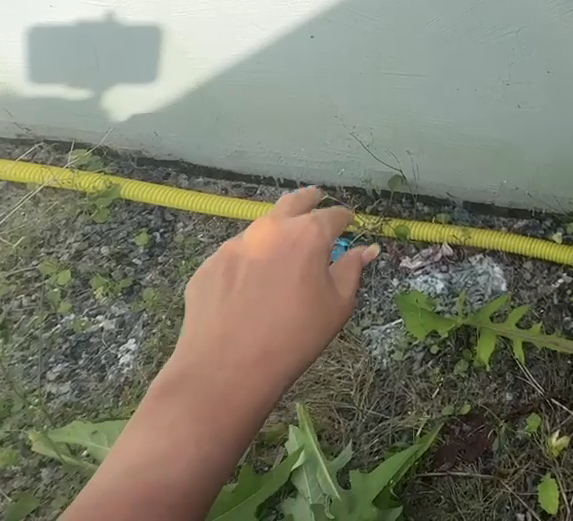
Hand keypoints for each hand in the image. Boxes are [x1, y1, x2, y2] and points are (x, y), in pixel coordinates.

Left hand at [169, 186, 379, 403]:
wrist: (222, 373)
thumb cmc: (294, 337)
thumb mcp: (338, 304)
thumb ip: (352, 269)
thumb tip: (366, 249)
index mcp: (309, 234)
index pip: (334, 214)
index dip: (345, 220)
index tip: (348, 227)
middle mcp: (271, 230)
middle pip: (293, 201)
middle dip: (309, 199)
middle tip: (316, 200)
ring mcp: (234, 246)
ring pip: (261, 227)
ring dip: (276, 232)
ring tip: (281, 254)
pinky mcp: (207, 267)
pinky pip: (235, 254)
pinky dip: (249, 260)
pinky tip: (249, 286)